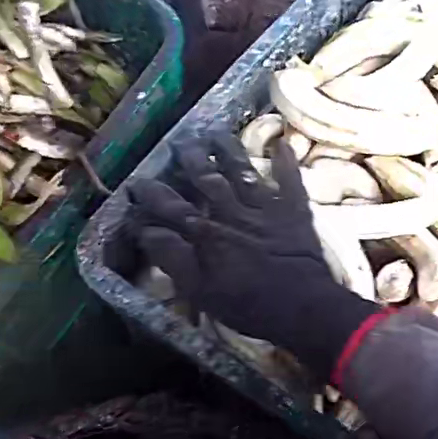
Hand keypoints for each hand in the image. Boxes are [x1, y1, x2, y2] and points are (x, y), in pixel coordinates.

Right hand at [131, 133, 377, 380]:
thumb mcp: (198, 289)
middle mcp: (233, 212)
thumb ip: (172, 257)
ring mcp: (266, 208)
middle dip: (192, 160)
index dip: (152, 195)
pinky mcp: (294, 212)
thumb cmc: (247, 304)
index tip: (136, 183)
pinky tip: (283, 143)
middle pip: (208, 180)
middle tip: (180, 143)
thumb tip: (146, 231)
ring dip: (229, 152)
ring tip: (216, 134)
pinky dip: (286, 163)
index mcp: (207, 234)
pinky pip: (290, 181)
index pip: (172, 208)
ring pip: (243, 172)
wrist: (301, 304)